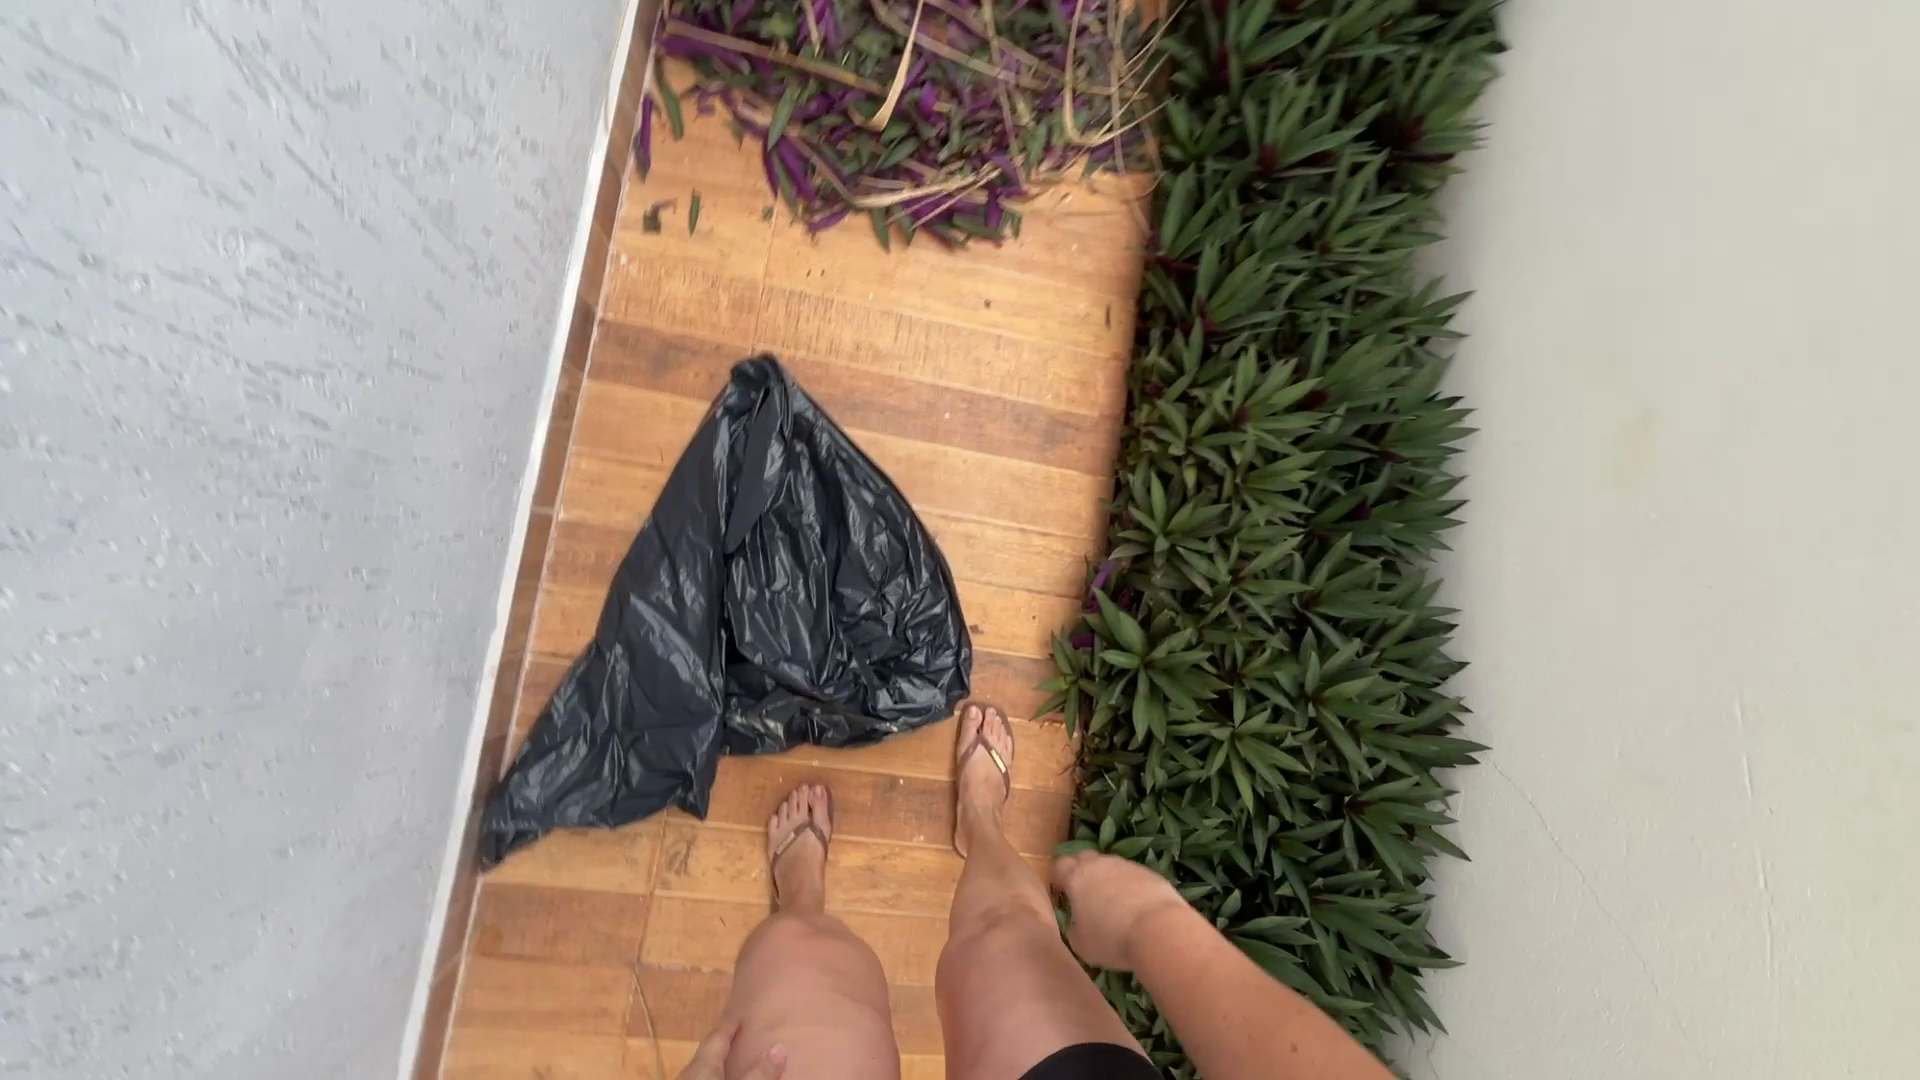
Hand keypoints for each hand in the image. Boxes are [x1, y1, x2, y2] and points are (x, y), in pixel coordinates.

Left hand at [676, 1018, 785, 1079]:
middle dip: (720, 1051)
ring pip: (696, 1078)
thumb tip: (779, 1046)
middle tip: (740, 1042)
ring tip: (731, 1071)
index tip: (740, 1016)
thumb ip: (759, 1075)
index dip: (729, 1027)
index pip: (716, 1039)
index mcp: (700, 1070)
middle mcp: (685, 1079)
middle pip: (703, 1058)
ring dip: (713, 1073)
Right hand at [1051, 851, 1194, 971]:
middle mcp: (1099, 864)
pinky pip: (1131, 875)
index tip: (1061, 893)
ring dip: (1107, 879)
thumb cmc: (1111, 938)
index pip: (1060, 866)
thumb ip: (1073, 929)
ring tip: (1113, 904)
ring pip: (1109, 866)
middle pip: (1084, 858)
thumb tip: (1076, 924)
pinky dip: (1129, 887)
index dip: (1059, 878)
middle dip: (1081, 871)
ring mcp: (1125, 865)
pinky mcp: (1148, 872)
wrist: (1158, 928)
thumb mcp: (1082, 944)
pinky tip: (1135, 907)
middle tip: (1085, 894)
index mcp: (1077, 877)